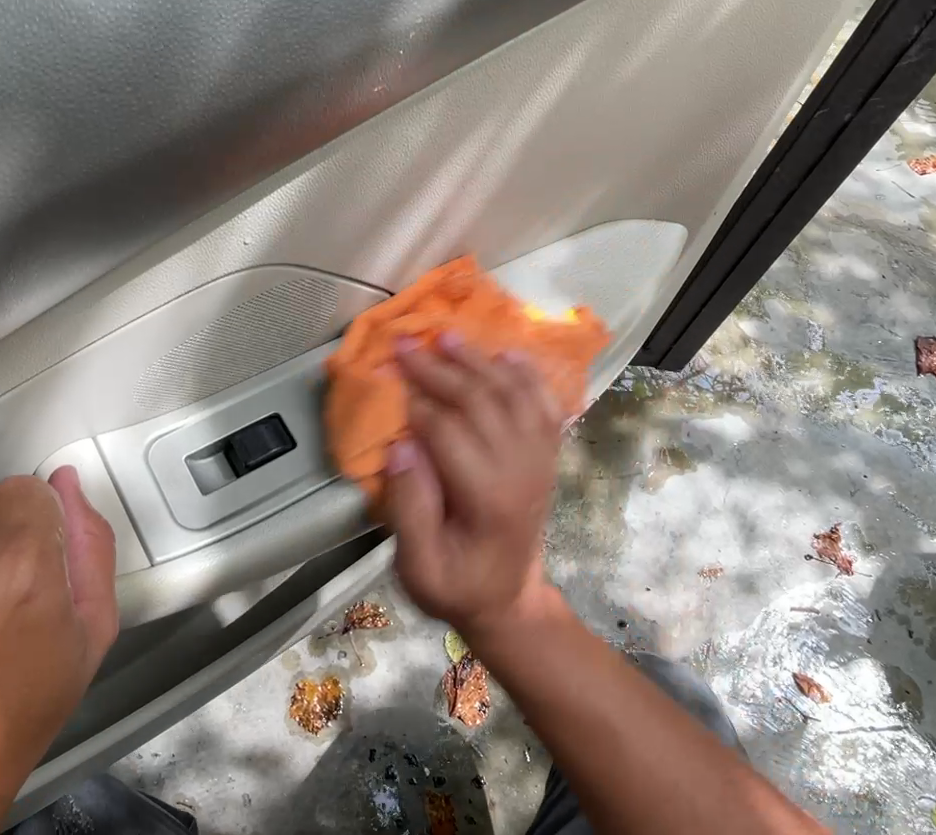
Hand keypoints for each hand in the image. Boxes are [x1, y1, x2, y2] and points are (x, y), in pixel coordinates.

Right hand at [381, 334, 564, 640]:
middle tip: (406, 344)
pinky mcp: (546, 456)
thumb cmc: (457, 585)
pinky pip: (543, 405)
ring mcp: (540, 461)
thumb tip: (402, 445)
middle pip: (481, 403)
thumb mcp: (418, 567)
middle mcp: (521, 471)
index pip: (449, 432)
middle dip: (440, 369)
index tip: (389, 373)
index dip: (417, 400)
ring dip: (480, 361)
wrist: (509, 598)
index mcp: (487, 499)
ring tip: (447, 337)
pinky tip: (506, 354)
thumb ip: (410, 509)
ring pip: (513, 395)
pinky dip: (527, 376)